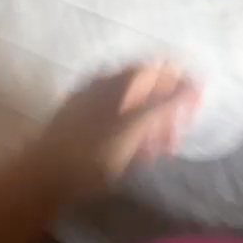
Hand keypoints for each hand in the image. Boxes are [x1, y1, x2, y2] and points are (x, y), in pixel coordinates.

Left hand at [26, 61, 200, 196]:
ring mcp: (91, 101)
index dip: (181, 81)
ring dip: (152, 123)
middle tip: (179, 133)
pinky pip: (118, 119)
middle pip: (146, 86)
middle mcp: (105, 83)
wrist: (43, 175)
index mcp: (119, 80)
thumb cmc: (92, 151)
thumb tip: (195, 82)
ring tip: (162, 149)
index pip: (158, 67)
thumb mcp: (133, 129)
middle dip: (167, 107)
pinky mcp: (82, 122)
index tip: (198, 102)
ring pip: (132, 104)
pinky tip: (137, 153)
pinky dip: (134, 132)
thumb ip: (165, 105)